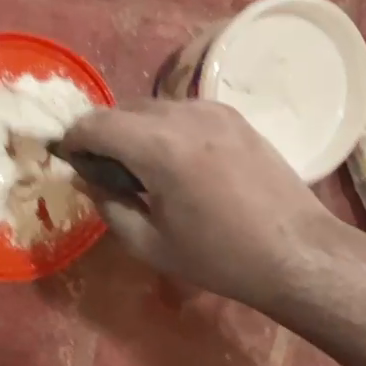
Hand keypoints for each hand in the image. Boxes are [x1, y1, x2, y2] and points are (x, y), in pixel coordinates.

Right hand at [58, 99, 344, 307]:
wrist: (296, 252)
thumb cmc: (220, 257)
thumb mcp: (151, 244)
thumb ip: (110, 206)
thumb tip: (89, 181)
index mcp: (159, 147)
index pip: (95, 123)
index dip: (74, 141)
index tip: (69, 164)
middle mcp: (185, 114)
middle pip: (123, 110)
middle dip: (104, 136)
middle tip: (105, 175)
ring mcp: (214, 110)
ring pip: (153, 108)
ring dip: (135, 132)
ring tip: (143, 174)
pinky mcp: (234, 116)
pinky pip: (183, 113)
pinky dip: (165, 131)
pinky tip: (177, 167)